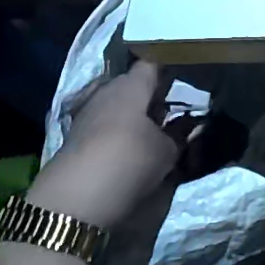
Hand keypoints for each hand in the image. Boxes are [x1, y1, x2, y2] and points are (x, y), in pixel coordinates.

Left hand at [27, 61, 178, 227]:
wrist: (74, 201)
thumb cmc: (129, 161)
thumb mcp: (167, 150)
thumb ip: (180, 132)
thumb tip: (190, 122)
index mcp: (130, 85)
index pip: (153, 63)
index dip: (170, 66)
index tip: (187, 75)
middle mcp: (105, 91)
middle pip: (132, 83)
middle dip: (151, 92)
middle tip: (175, 106)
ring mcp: (86, 112)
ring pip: (117, 103)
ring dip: (134, 112)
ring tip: (156, 127)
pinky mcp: (75, 136)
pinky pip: (104, 122)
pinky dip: (119, 128)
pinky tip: (132, 143)